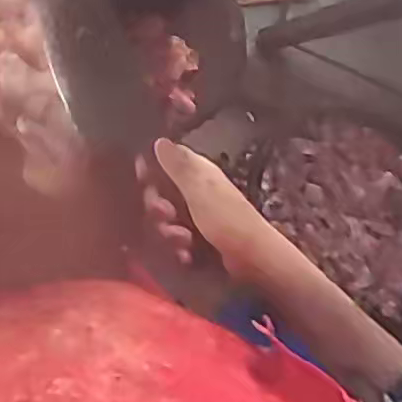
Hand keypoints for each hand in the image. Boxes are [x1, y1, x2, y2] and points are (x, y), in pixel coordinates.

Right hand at [138, 138, 280, 281]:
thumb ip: (178, 165)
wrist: (255, 261)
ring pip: (167, 218)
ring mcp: (199, 215)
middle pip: (162, 192)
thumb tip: (160, 140)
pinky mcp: (201, 238)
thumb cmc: (227, 219)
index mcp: (198, 171)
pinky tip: (185, 254)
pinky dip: (178, 247)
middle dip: (158, 206)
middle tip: (165, 215)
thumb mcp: (199, 188)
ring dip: (168, 231)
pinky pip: (177, 237)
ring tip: (182, 240)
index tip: (145, 185)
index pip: (165, 162)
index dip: (151, 173)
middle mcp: (198, 190)